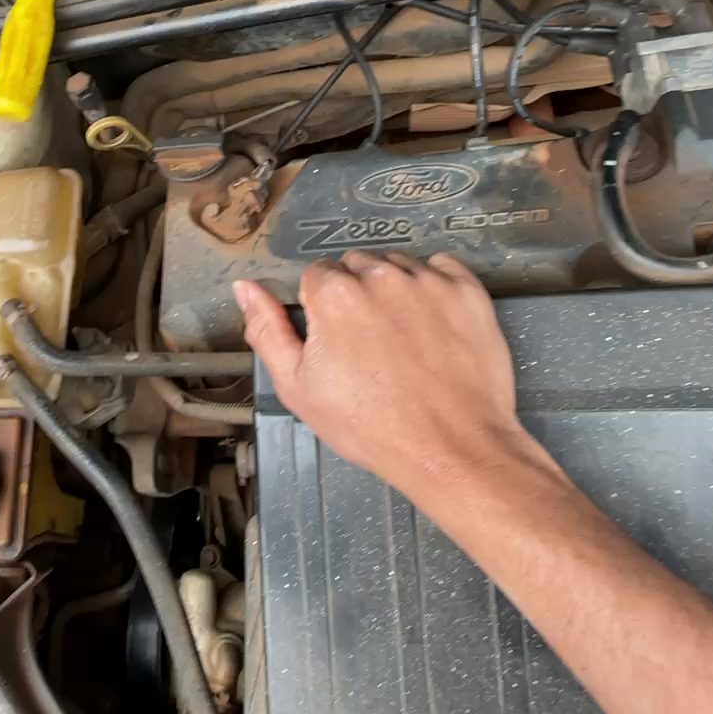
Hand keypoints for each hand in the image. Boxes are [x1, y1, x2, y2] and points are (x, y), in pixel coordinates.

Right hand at [234, 251, 559, 501]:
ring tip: (401, 337)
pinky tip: (431, 323)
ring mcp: (428, 282)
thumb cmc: (371, 426)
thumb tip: (245, 288)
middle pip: (356, 265)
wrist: (451, 449)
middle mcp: (381, 276)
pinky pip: (442, 268)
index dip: (321, 308)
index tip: (336, 339)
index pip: (316, 275)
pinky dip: (434, 286)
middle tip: (367, 341)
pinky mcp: (467, 292)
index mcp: (334, 295)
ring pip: (397, 264)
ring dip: (393, 288)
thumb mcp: (298, 387)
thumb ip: (267, 329)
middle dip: (355, 293)